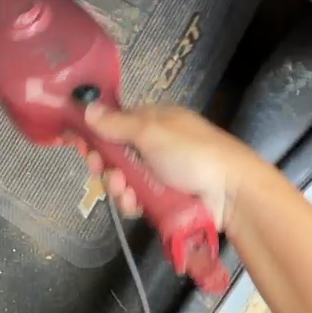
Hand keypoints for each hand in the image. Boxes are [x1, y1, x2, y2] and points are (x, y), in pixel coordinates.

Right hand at [77, 103, 286, 227]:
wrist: (232, 193)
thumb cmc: (193, 153)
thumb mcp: (151, 132)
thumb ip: (117, 123)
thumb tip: (87, 108)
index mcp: (154, 121)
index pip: (115, 122)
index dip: (95, 133)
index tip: (79, 143)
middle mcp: (154, 145)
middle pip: (114, 153)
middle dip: (104, 163)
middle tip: (98, 168)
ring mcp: (158, 173)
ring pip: (122, 179)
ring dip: (117, 186)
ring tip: (123, 191)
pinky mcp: (162, 198)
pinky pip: (136, 199)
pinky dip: (131, 202)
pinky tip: (134, 204)